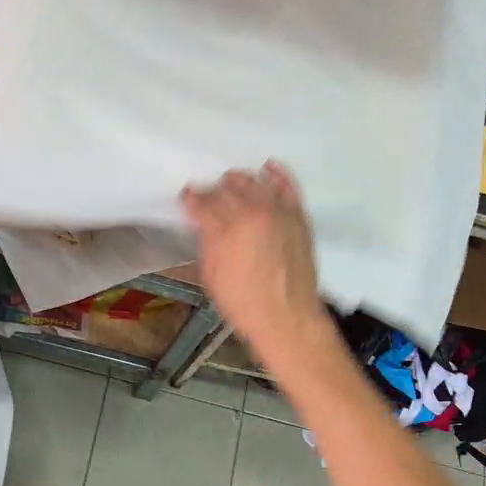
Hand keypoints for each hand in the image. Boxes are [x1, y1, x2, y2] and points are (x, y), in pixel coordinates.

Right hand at [182, 162, 328, 363]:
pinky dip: (278, 174)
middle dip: (215, 190)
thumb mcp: (212, 276)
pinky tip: (268, 168)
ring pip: (255, 182)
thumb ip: (208, 243)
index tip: (188, 197)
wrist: (286, 317)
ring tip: (232, 181)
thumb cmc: (243, 304)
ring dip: (240, 180)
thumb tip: (205, 226)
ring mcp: (278, 211)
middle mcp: (251, 212)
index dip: (192, 199)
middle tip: (209, 194)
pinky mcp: (298, 216)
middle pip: (228, 189)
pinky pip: (288, 186)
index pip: (203, 203)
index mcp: (225, 228)